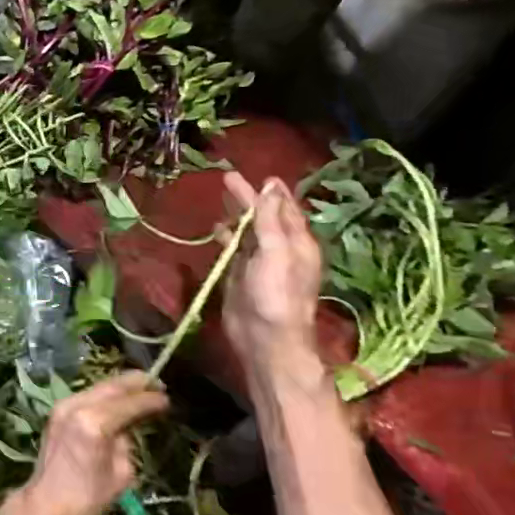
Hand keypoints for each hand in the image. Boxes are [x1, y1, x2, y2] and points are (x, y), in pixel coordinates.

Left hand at [14, 371, 169, 514]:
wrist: (47, 506)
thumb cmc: (88, 498)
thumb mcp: (121, 473)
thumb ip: (126, 442)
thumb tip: (126, 427)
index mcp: (94, 422)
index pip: (128, 404)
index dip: (149, 400)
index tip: (167, 398)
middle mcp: (76, 407)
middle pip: (110, 387)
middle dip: (134, 383)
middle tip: (156, 382)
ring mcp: (63, 406)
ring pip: (97, 388)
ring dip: (119, 386)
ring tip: (141, 386)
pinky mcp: (56, 412)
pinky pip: (86, 396)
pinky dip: (104, 394)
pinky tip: (117, 398)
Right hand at [221, 173, 324, 388]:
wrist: (265, 338)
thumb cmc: (274, 294)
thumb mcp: (275, 252)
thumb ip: (270, 219)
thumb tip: (270, 186)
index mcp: (296, 242)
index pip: (282, 208)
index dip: (268, 192)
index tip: (253, 175)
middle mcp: (281, 249)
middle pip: (264, 217)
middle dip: (249, 199)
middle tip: (228, 179)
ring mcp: (261, 263)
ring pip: (249, 231)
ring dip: (237, 215)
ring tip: (222, 199)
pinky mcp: (242, 276)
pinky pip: (236, 248)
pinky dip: (228, 236)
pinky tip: (217, 229)